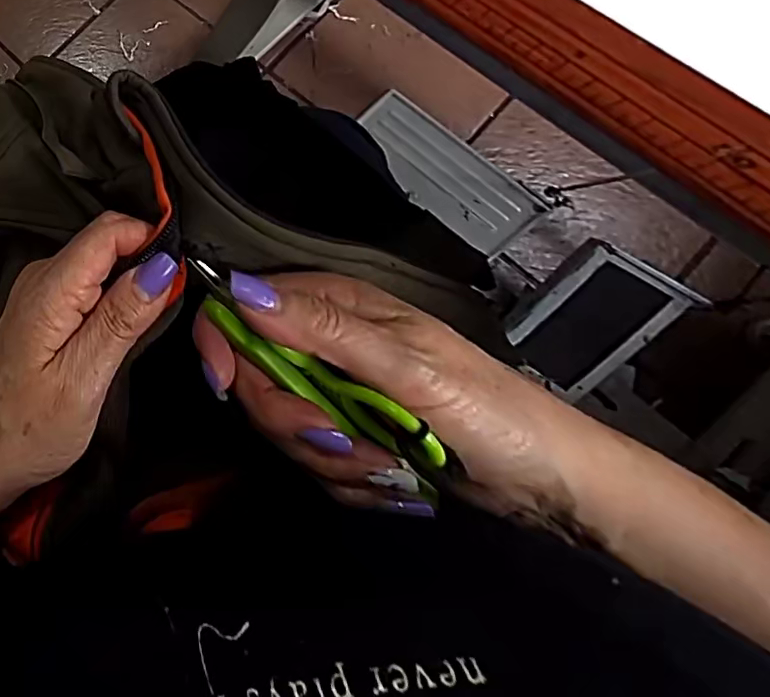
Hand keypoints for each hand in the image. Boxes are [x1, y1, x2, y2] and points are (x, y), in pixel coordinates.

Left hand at [0, 212, 178, 571]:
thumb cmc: (25, 431)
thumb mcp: (84, 380)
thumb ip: (122, 318)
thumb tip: (161, 268)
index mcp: (50, 289)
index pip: (110, 230)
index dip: (151, 239)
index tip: (179, 272)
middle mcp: (43, 276)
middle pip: (107, 236)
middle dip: (147, 256)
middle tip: (170, 299)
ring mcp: (42, 288)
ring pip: (102, 255)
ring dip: (135, 275)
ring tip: (149, 318)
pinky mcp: (47, 304)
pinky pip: (91, 276)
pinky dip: (118, 289)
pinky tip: (125, 322)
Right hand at [193, 270, 588, 523]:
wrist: (543, 478)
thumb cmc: (489, 410)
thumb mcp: (405, 366)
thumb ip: (322, 329)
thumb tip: (244, 292)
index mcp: (337, 305)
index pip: (246, 306)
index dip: (225, 340)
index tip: (226, 383)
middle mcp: (327, 341)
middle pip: (255, 373)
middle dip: (291, 416)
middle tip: (342, 433)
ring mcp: (335, 388)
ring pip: (281, 422)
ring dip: (327, 453)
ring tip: (384, 455)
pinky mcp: (346, 431)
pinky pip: (310, 459)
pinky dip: (344, 475)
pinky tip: (388, 471)